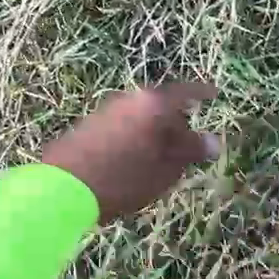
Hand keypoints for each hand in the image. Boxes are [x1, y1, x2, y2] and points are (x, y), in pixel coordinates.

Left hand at [40, 83, 218, 222]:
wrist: (63, 186)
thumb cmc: (123, 178)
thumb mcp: (164, 170)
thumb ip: (189, 152)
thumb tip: (212, 141)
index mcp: (152, 104)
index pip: (185, 91)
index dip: (202, 92)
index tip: (214, 93)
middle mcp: (128, 99)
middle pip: (161, 106)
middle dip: (176, 123)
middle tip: (187, 147)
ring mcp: (105, 110)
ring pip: (140, 117)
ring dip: (153, 134)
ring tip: (160, 161)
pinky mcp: (87, 125)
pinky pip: (122, 126)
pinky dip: (134, 139)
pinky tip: (133, 162)